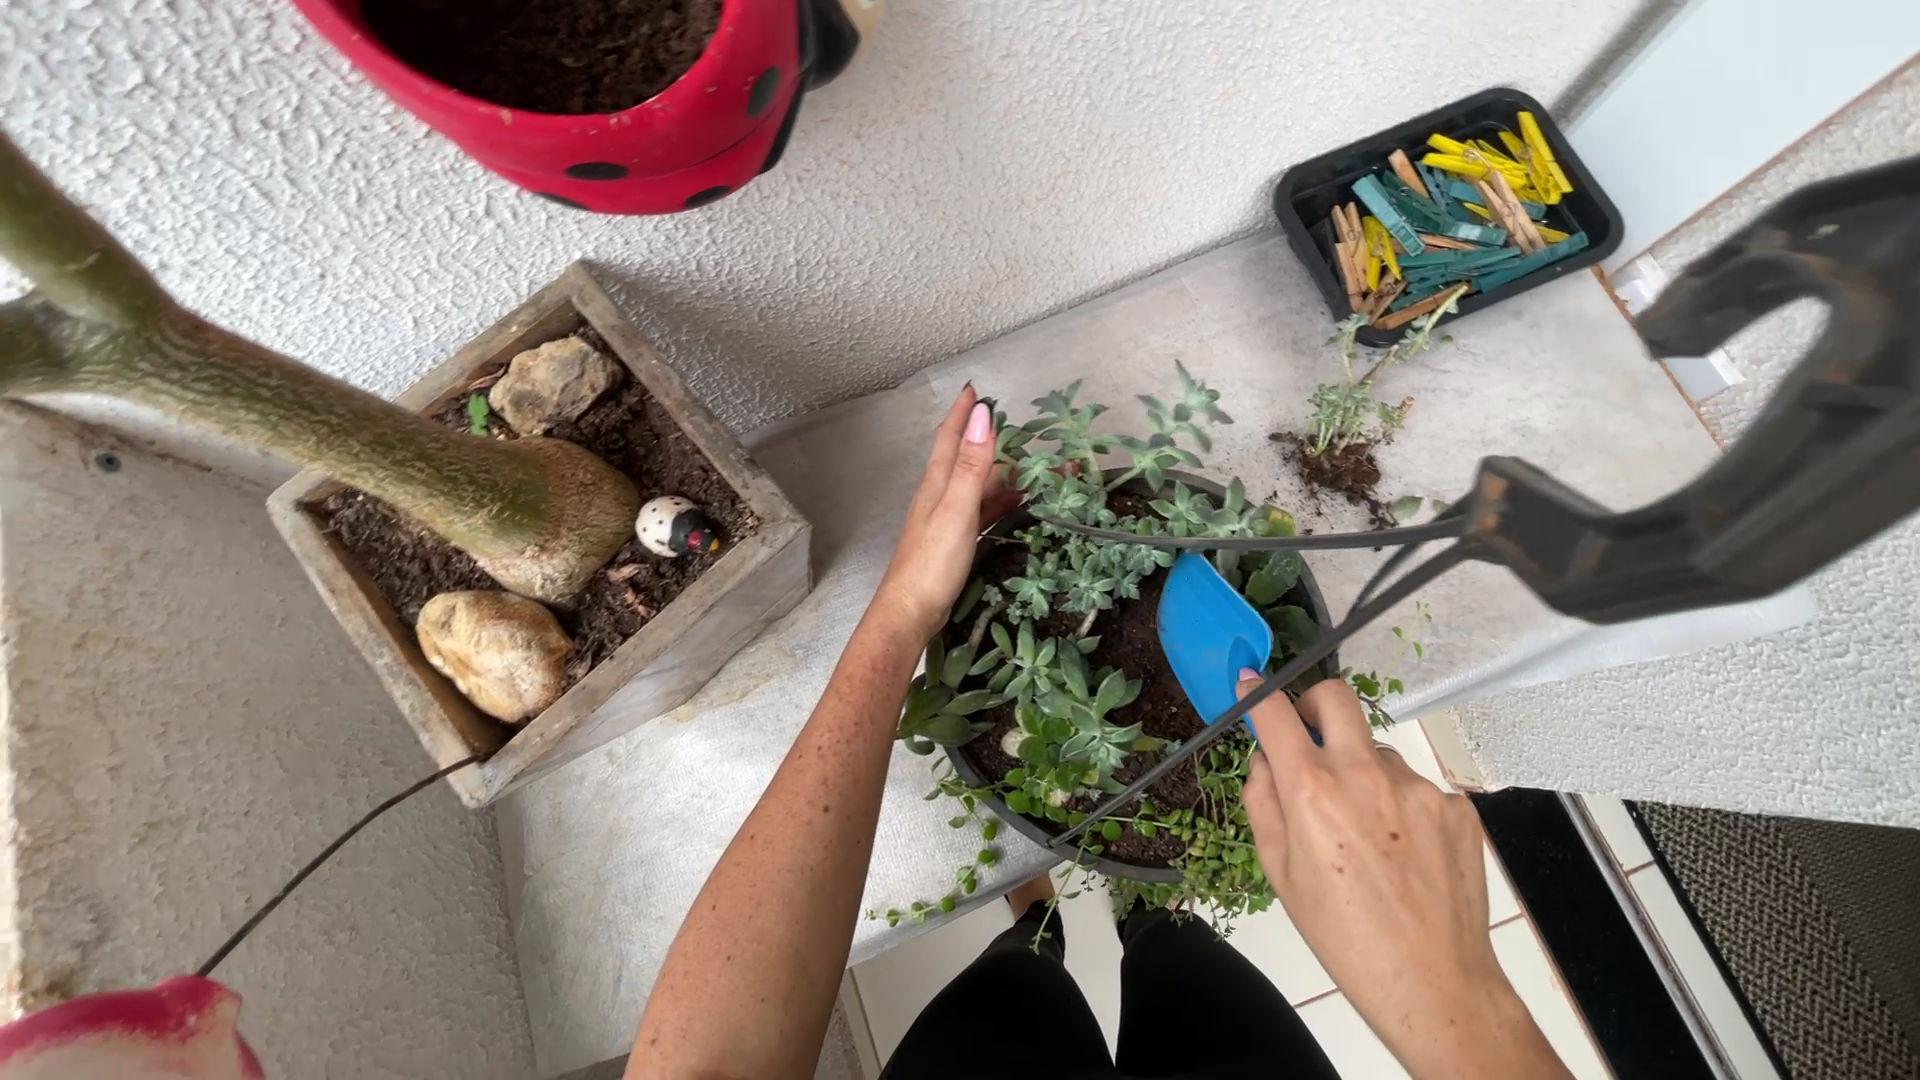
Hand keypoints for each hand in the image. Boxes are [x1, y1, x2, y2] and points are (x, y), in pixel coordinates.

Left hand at [874, 387, 1018, 641]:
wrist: (910, 614)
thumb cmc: (932, 563)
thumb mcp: (957, 509)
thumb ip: (971, 465)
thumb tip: (982, 415)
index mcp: (938, 484)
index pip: (950, 438)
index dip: (961, 413)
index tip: (974, 389)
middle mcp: (938, 497)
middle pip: (964, 459)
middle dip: (985, 439)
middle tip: (1013, 424)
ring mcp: (944, 521)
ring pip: (974, 487)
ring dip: (996, 473)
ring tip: (1026, 466)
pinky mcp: (952, 543)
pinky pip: (979, 512)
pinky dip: (997, 503)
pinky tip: (1013, 505)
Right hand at [1238, 675, 1570, 1079]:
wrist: (1434, 984)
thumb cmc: (1341, 932)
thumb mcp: (1279, 869)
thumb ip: (1263, 801)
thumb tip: (1265, 759)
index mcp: (1312, 790)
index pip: (1275, 714)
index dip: (1257, 691)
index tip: (1249, 681)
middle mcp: (1365, 774)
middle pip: (1336, 697)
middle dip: (1314, 705)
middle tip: (1311, 738)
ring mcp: (1417, 787)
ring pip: (1377, 751)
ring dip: (1362, 770)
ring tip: (1367, 831)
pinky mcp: (1456, 806)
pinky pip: (1414, 786)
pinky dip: (1399, 804)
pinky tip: (1403, 850)